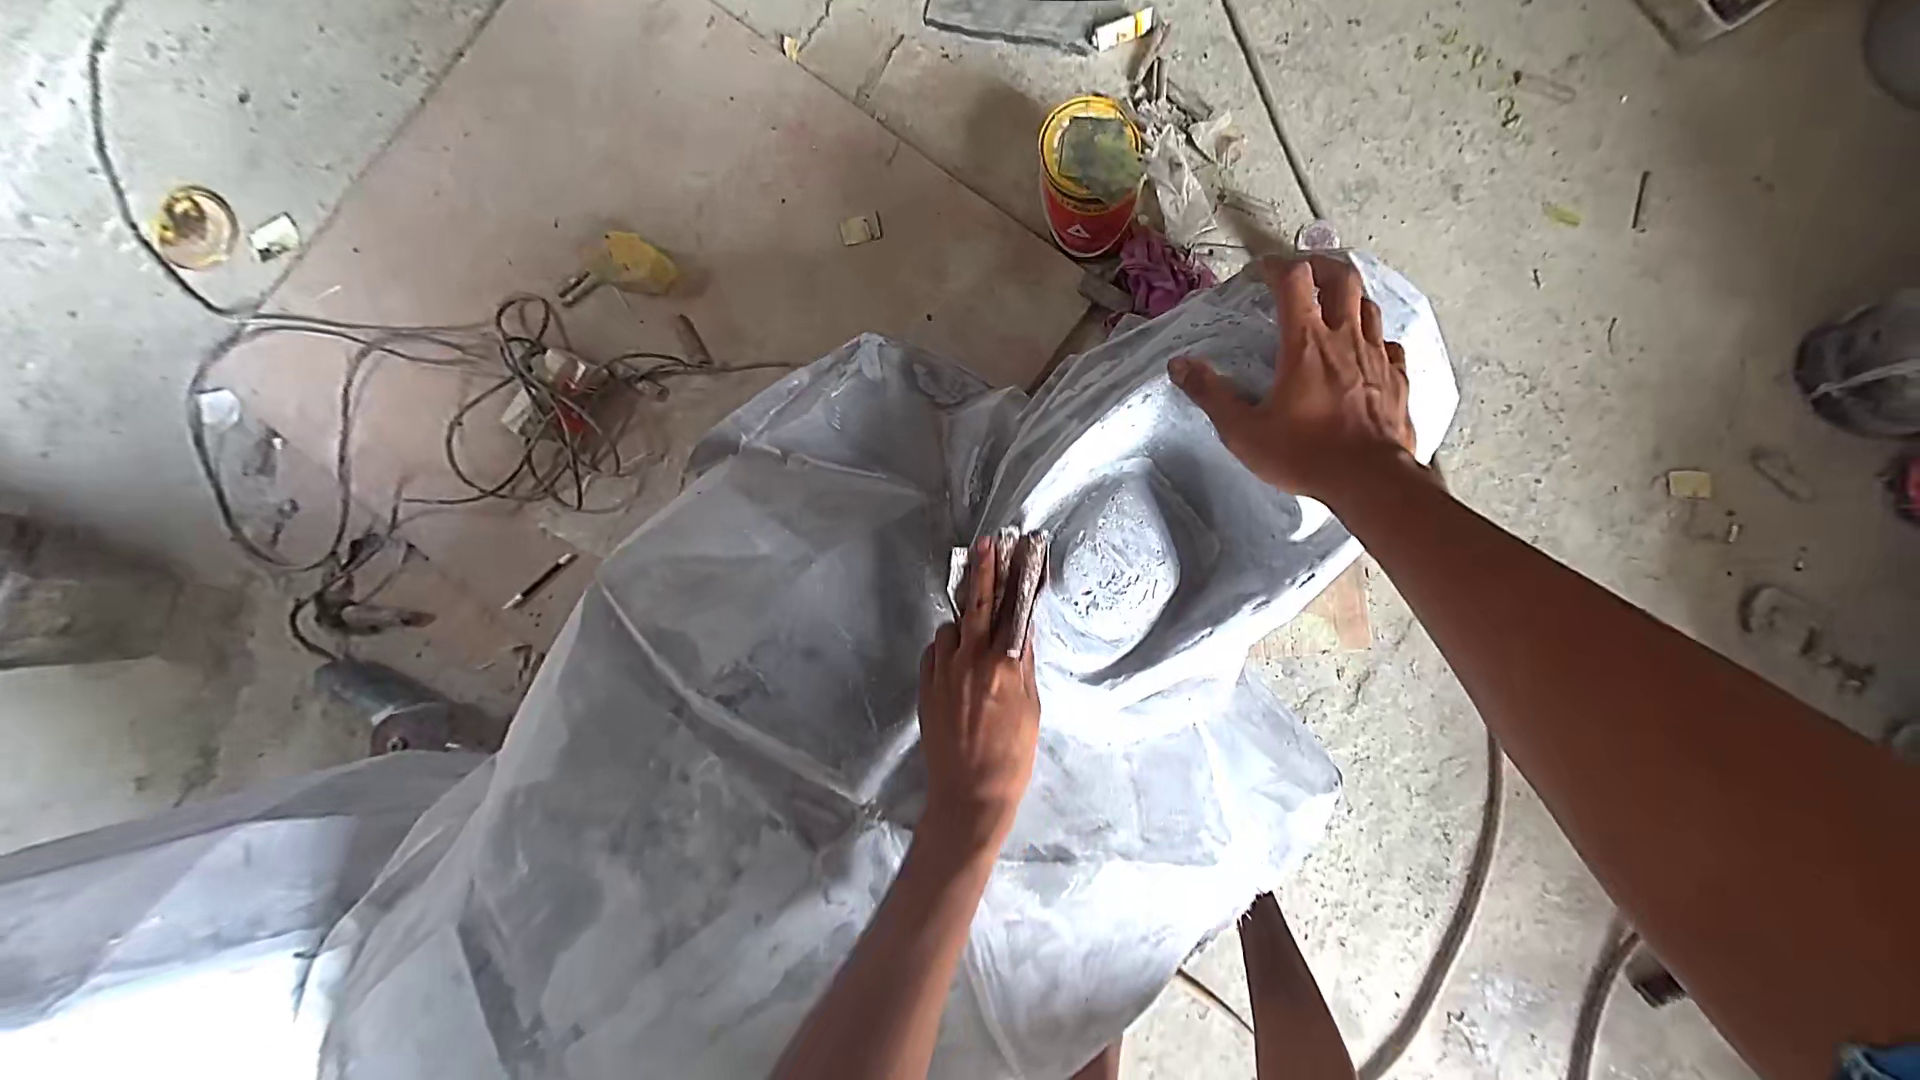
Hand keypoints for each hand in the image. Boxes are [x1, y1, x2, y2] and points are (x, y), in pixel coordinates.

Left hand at [916, 536, 1042, 854]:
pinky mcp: (926, 685)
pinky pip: (935, 651)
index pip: (1011, 609)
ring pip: (951, 628)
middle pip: (976, 604)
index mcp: (1003, 665)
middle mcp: (970, 661)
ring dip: (964, 624)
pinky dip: (947, 648)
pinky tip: (958, 661)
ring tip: (976, 638)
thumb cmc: (1011, 755)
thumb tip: (1024, 631)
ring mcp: (943, 671)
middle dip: (982, 569)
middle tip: (986, 543)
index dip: (1014, 576)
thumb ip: (1024, 664)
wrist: (970, 792)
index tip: (1017, 550)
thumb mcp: (1030, 706)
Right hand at [1169, 256, 1420, 504]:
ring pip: (1370, 305)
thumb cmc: (1303, 454)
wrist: (1369, 480)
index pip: (1294, 282)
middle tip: (1302, 272)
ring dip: (1349, 296)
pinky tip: (1364, 349)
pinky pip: (1388, 344)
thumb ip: (1210, 394)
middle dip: (1320, 266)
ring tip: (1331, 304)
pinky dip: (1373, 337)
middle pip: (1343, 278)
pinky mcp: (1397, 379)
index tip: (1262, 270)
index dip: (1277, 266)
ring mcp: (1377, 357)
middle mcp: (1345, 339)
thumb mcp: (1242, 430)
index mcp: (1306, 344)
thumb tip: (1179, 365)